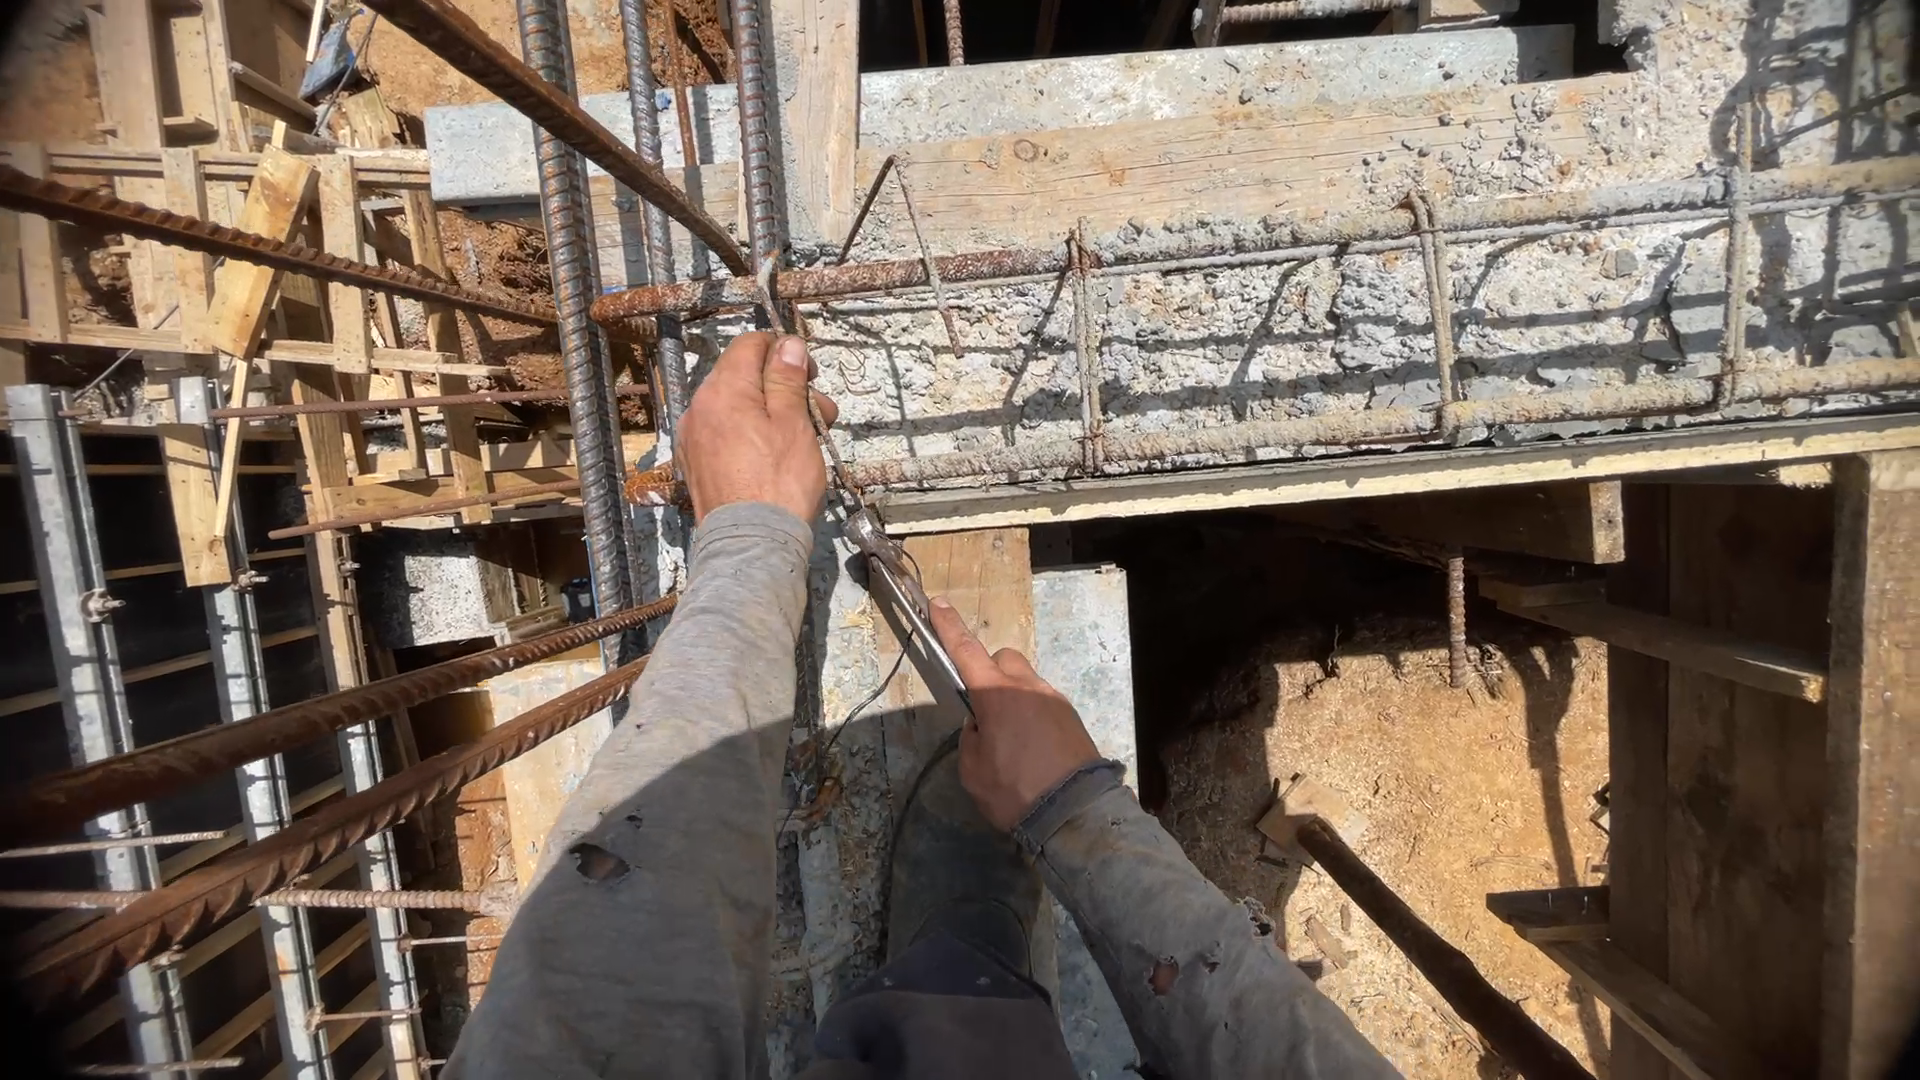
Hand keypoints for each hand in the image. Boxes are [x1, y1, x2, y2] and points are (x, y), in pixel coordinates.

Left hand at [676, 332, 838, 523]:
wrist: (752, 543)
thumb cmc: (780, 481)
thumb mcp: (794, 424)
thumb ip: (787, 379)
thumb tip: (786, 344)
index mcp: (722, 390)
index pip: (749, 345)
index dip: (783, 351)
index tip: (811, 374)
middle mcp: (699, 407)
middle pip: (744, 377)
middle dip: (784, 387)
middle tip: (821, 413)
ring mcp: (694, 437)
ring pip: (737, 407)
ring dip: (772, 412)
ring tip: (805, 439)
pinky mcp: (696, 464)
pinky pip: (726, 433)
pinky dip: (752, 433)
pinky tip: (776, 456)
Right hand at [929, 598, 1101, 832]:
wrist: (1075, 814)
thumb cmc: (1014, 791)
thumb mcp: (973, 770)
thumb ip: (971, 738)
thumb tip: (982, 724)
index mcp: (996, 694)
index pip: (966, 651)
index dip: (949, 626)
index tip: (938, 603)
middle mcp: (1027, 687)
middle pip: (1003, 660)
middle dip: (990, 673)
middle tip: (985, 709)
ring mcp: (1054, 699)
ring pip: (1026, 682)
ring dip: (1013, 698)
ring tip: (1012, 741)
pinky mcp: (1072, 716)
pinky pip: (1043, 703)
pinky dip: (1033, 715)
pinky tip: (1033, 749)